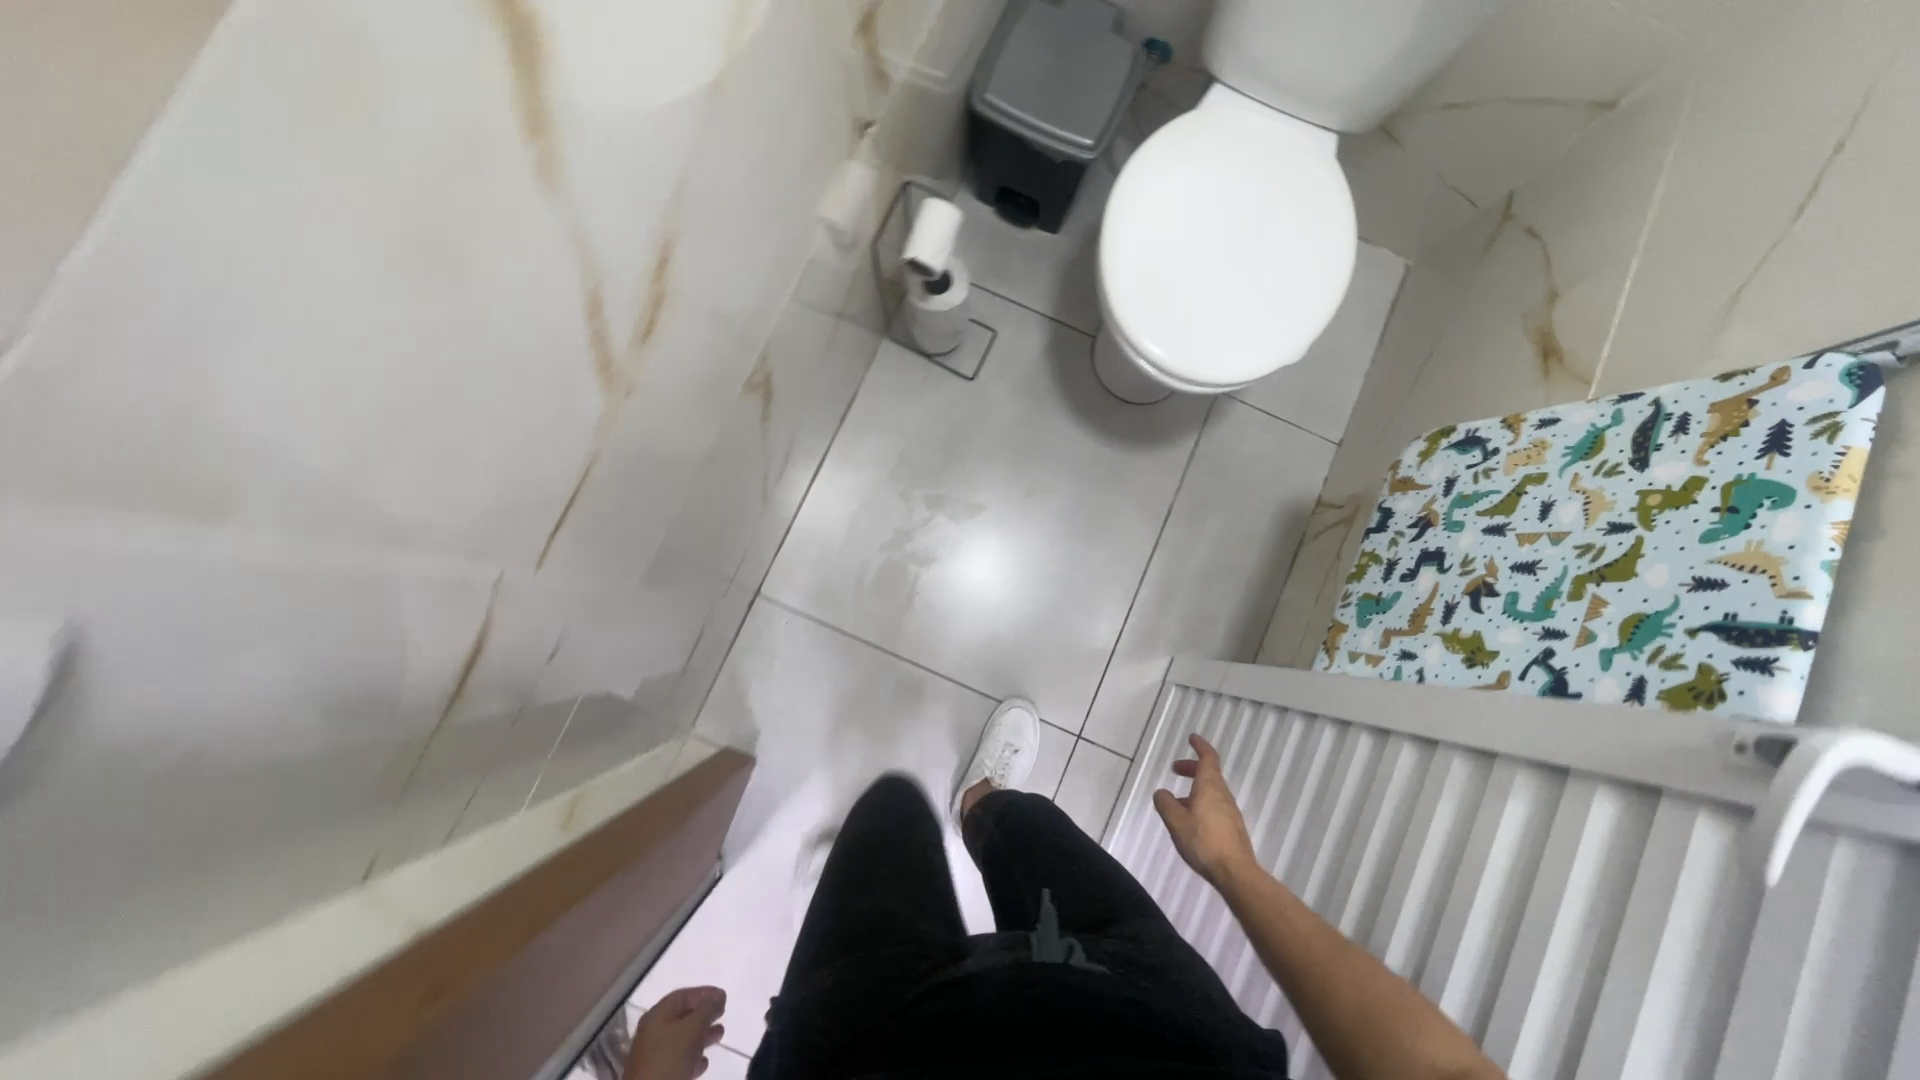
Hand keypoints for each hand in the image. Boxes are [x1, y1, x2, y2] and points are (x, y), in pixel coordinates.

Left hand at [626, 986, 725, 1079]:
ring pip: (682, 1038)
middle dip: (704, 1014)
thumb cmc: (668, 1059)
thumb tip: (719, 995)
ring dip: (701, 1035)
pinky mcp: (658, 1074)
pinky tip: (704, 1062)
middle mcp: (653, 1032)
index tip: (723, 996)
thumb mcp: (692, 1029)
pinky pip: (678, 1059)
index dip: (703, 993)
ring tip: (719, 1035)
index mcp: (657, 1016)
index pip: (682, 996)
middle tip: (722, 1013)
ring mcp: (653, 1055)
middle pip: (682, 1016)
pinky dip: (693, 1056)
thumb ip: (707, 1009)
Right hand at [1154, 734, 1256, 889]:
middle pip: (1209, 773)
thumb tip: (1162, 792)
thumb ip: (1166, 804)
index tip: (1191, 738)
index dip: (1200, 746)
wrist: (1235, 872)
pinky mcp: (1232, 827)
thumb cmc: (1203, 842)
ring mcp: (1230, 811)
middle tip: (1175, 770)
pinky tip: (1190, 820)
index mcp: (1210, 787)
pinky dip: (1201, 802)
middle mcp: (1222, 794)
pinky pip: (1215, 805)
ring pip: (1211, 790)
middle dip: (1192, 768)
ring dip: (1195, 788)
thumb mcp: (1176, 822)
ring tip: (1176, 801)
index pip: (1208, 758)